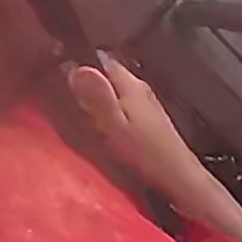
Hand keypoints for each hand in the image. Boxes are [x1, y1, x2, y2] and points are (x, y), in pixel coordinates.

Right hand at [67, 51, 204, 201]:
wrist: (181, 181)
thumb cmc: (145, 154)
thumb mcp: (115, 124)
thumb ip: (96, 95)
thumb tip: (75, 67)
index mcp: (130, 84)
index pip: (100, 59)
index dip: (80, 63)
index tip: (60, 74)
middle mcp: (139, 87)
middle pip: (107, 74)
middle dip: (88, 80)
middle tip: (66, 95)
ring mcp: (146, 103)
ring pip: (115, 89)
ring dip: (98, 96)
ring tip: (79, 110)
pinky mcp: (149, 119)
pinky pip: (122, 103)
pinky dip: (109, 108)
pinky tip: (100, 125)